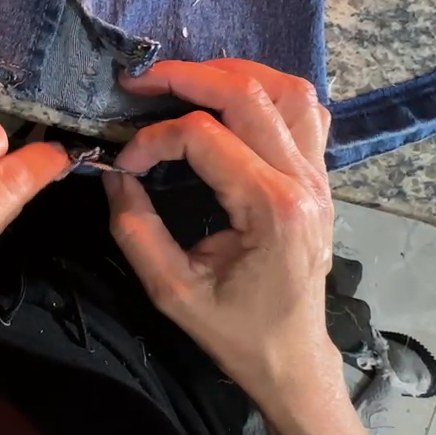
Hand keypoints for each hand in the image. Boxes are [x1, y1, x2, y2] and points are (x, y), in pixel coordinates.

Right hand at [102, 60, 339, 401]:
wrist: (294, 360)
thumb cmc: (235, 331)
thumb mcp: (170, 290)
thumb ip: (134, 227)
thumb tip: (114, 171)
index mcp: (271, 210)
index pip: (202, 136)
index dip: (151, 138)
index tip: (124, 164)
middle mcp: (303, 182)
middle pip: (248, 94)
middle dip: (185, 77)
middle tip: (138, 81)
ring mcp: (320, 176)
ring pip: (288, 90)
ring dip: (231, 73)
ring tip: (184, 80)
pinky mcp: (321, 176)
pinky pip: (306, 111)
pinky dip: (267, 91)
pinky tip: (231, 100)